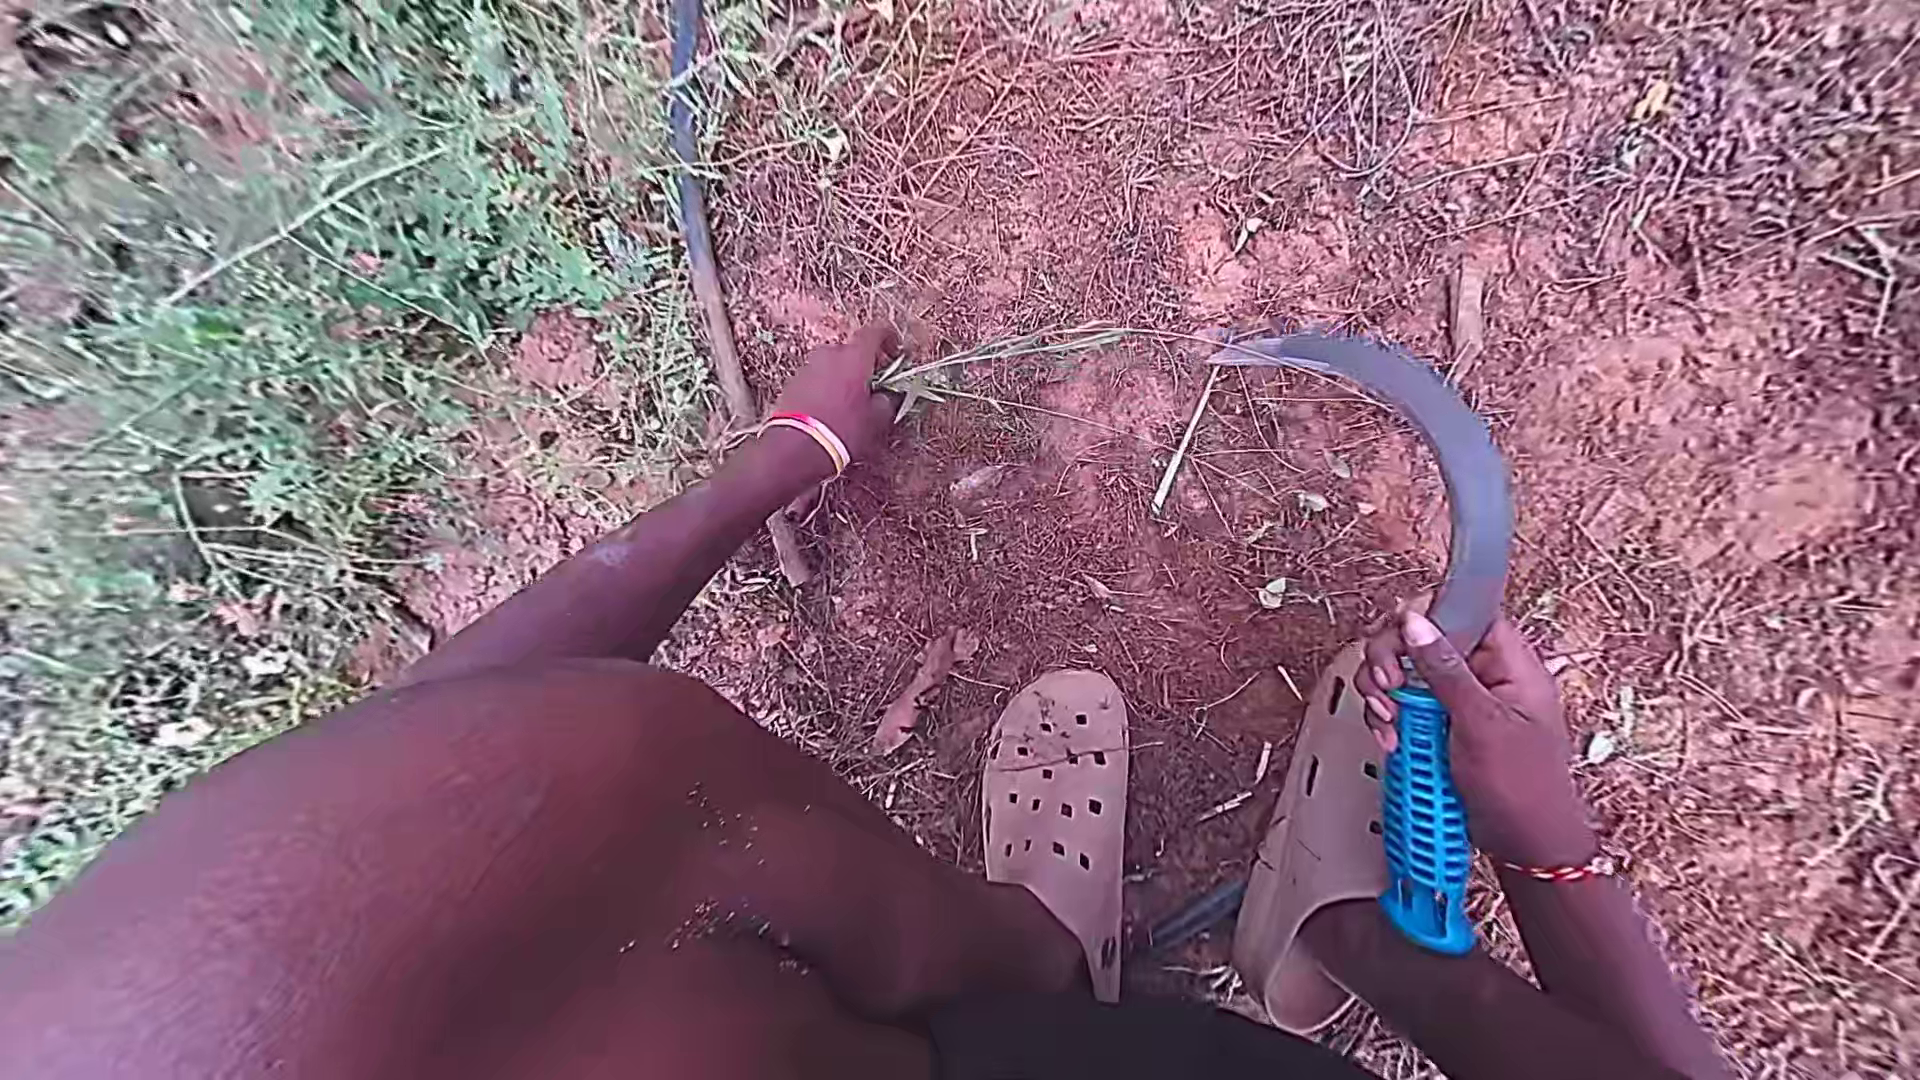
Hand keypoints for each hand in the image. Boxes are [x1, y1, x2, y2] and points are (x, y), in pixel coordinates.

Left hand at [767, 322, 901, 466]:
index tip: (896, 351)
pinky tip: (831, 409)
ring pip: (832, 365)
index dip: (889, 339)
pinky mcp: (792, 382)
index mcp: (854, 357)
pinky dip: (826, 387)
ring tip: (851, 402)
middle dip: (864, 364)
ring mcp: (808, 367)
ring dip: (843, 377)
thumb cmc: (842, 430)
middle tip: (874, 385)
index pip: (874, 333)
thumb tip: (889, 395)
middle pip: (851, 350)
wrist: (796, 447)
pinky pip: (816, 378)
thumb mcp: (876, 420)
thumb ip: (887, 400)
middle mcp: (829, 355)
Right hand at [1355, 610, 1595, 866]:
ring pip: (1395, 664)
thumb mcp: (1482, 723)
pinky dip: (1382, 713)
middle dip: (1388, 657)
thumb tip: (1414, 620)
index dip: (1423, 612)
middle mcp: (1476, 670)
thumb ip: (1445, 670)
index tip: (1397, 635)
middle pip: (1414, 634)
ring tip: (1389, 719)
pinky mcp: (1430, 715)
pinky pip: (1392, 697)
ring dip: (1379, 689)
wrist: (1521, 843)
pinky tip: (1391, 735)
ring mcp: (1450, 693)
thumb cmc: (1521, 786)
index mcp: (1507, 662)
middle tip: (1388, 686)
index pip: (1460, 609)